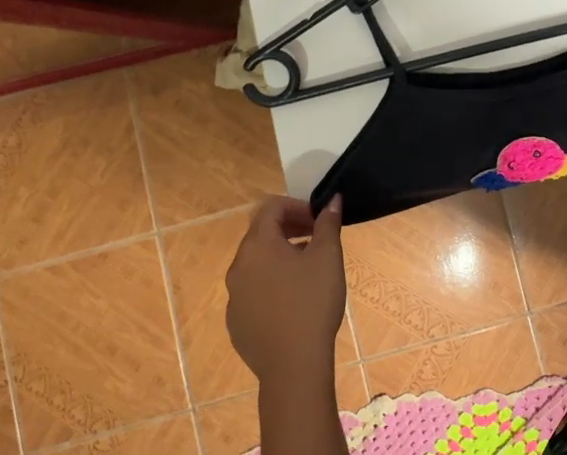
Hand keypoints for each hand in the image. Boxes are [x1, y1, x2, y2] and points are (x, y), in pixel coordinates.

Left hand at [225, 195, 345, 377]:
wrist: (293, 365)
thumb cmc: (312, 302)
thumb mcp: (328, 257)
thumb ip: (328, 224)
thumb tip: (332, 200)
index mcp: (257, 246)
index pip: (271, 208)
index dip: (297, 206)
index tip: (319, 219)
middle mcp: (238, 267)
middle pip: (261, 234)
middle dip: (290, 229)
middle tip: (317, 239)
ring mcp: (234, 297)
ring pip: (257, 264)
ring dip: (281, 256)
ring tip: (309, 270)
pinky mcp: (237, 322)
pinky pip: (254, 291)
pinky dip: (272, 284)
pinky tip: (294, 302)